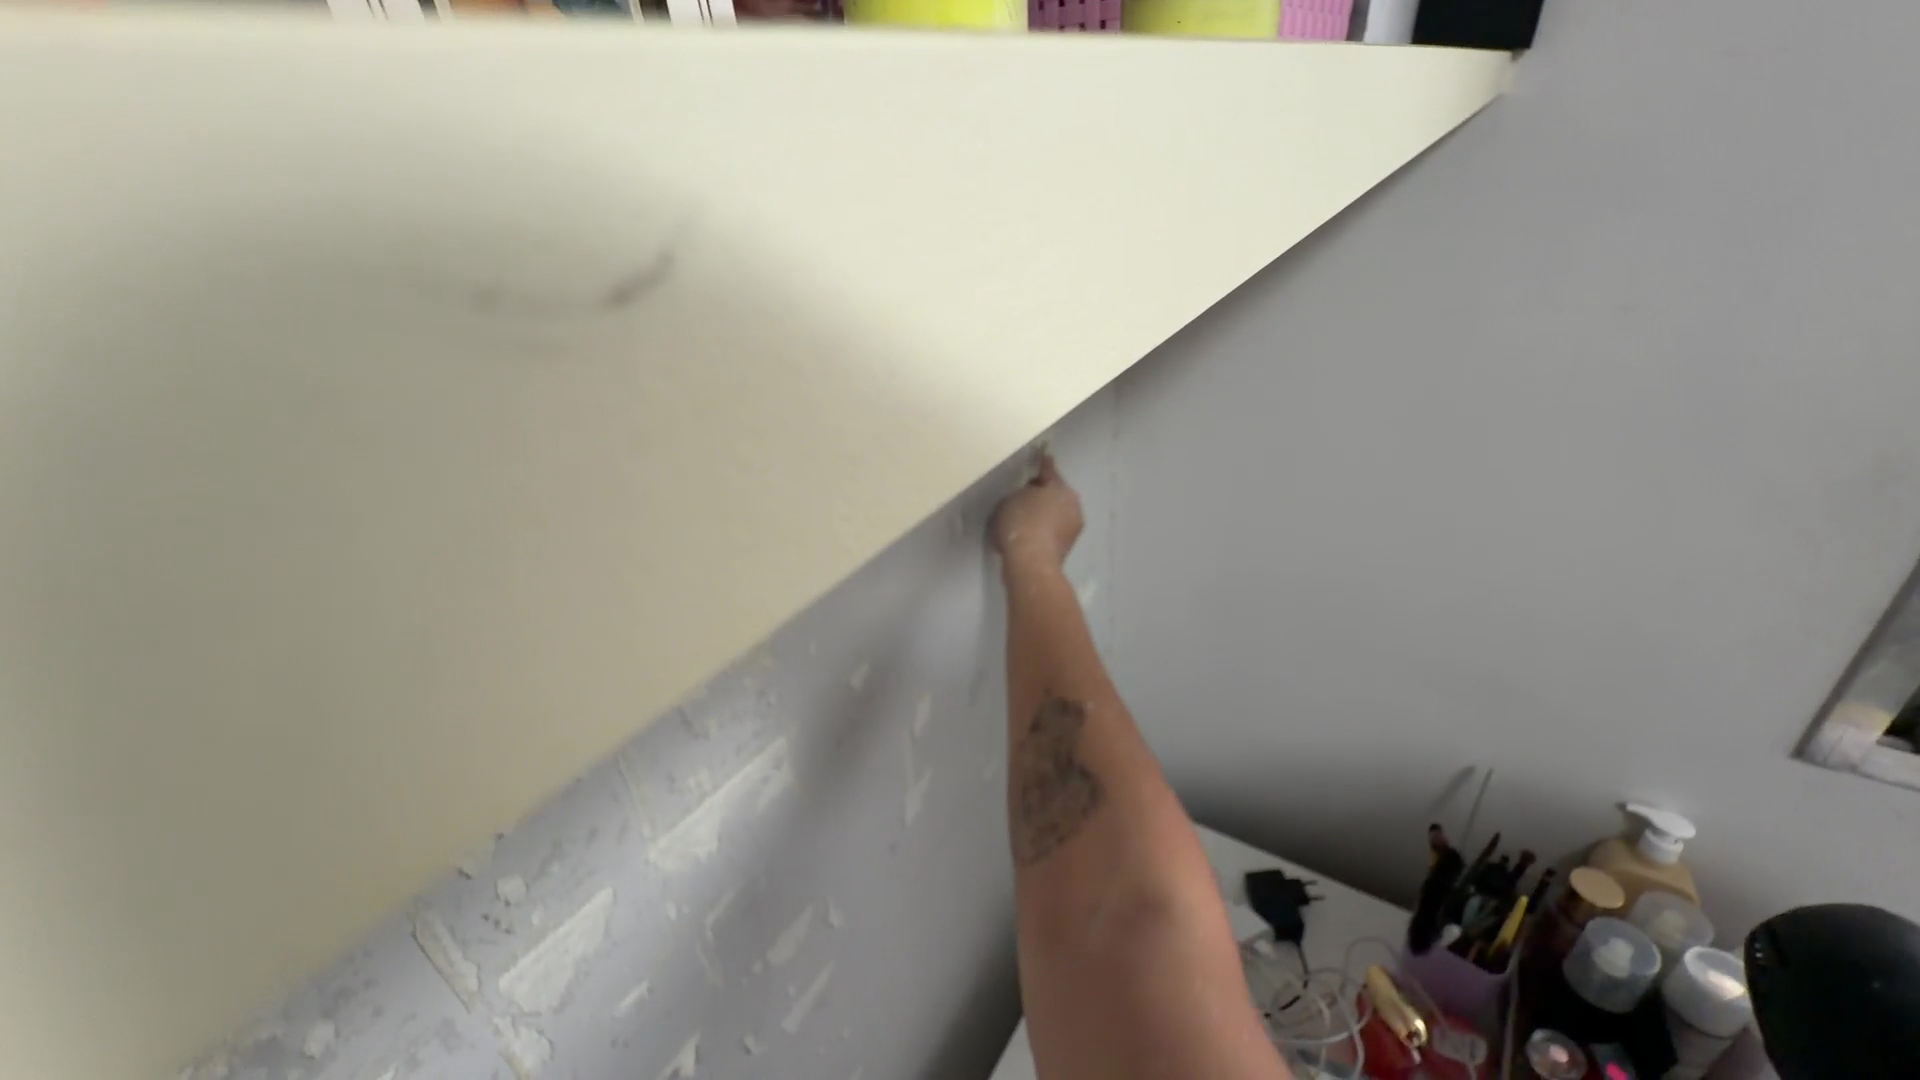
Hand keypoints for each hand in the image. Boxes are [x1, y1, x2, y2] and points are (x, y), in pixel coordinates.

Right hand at [991, 455, 1082, 572]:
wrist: (1031, 563)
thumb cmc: (1020, 524)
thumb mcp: (1011, 499)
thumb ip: (1021, 492)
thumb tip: (1029, 495)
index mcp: (1061, 488)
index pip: (1049, 471)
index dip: (1041, 464)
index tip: (1040, 457)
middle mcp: (1073, 505)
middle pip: (1055, 493)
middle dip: (1042, 493)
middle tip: (1023, 494)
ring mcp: (1072, 528)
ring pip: (1056, 513)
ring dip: (1043, 514)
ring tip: (1023, 518)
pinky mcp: (1066, 548)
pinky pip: (1052, 531)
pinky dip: (1042, 530)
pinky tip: (1028, 535)